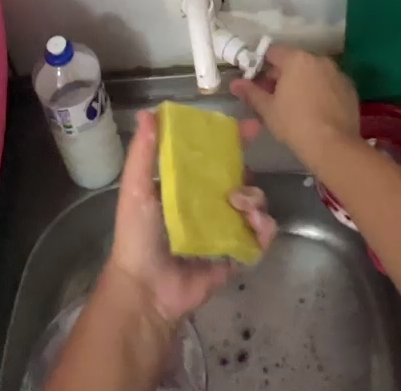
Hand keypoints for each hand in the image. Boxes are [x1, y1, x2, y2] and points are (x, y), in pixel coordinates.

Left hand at [103, 109, 277, 325]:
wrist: (147, 288)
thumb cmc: (138, 235)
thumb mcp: (136, 189)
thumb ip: (144, 153)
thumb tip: (148, 112)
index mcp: (186, 185)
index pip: (214, 156)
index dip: (232, 140)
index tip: (250, 127)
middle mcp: (208, 203)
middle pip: (240, 177)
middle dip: (247, 171)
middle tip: (242, 175)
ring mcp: (225, 228)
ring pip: (254, 202)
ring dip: (254, 198)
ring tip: (239, 205)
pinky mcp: (237, 253)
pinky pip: (261, 235)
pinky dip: (264, 227)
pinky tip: (254, 224)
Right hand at [230, 44, 360, 167]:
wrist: (333, 146)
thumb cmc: (294, 124)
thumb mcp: (268, 109)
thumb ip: (251, 93)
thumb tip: (235, 83)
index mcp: (296, 59)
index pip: (273, 52)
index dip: (263, 65)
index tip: (259, 84)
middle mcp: (318, 60)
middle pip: (294, 61)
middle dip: (283, 76)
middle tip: (274, 98)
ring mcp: (337, 73)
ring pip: (313, 73)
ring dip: (303, 83)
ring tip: (296, 106)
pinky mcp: (349, 88)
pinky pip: (329, 84)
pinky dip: (321, 91)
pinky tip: (316, 111)